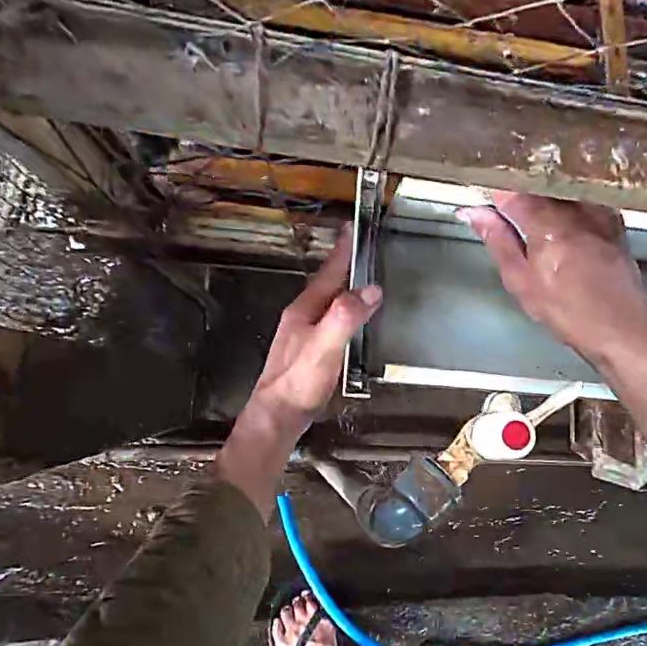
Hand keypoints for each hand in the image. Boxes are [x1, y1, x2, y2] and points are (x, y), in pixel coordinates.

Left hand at [216, 225, 381, 515]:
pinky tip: (352, 327)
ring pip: (327, 306)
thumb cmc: (298, 383)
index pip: (328, 273)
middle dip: (345, 268)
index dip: (342, 251)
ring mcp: (301, 337)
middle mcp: (300, 319)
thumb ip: (345, 317)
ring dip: (345, 293)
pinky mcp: (307, 356)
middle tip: (363, 252)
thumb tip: (371, 290)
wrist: (276, 417)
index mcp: (304, 310)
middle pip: (327, 287)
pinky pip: (329, 326)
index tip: (352, 228)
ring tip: (362, 284)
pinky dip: (344, 318)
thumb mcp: (324, 347)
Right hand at [456, 191, 646, 358]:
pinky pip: (581, 195)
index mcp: (547, 226)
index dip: (493, 191)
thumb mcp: (521, 282)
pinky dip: (565, 202)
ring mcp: (597, 209)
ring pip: (560, 186)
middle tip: (503, 212)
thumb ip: (498, 242)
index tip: (481, 198)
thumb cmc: (568, 311)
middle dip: (517, 192)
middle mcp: (575, 210)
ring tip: (531, 218)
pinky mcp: (612, 215)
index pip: (511, 190)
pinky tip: (560, 224)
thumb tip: (474, 213)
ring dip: (541, 195)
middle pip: (537, 182)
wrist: (620, 323)